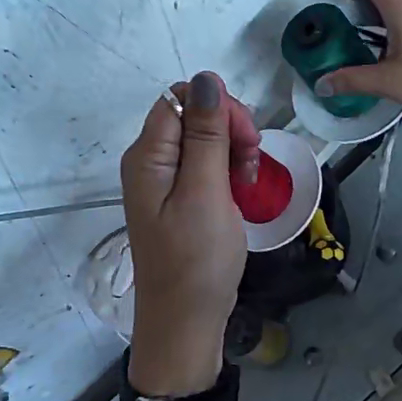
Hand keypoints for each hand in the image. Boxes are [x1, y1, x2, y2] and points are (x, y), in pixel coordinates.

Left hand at [120, 71, 260, 395]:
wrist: (187, 322)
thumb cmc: (197, 260)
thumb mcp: (206, 193)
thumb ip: (207, 135)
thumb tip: (206, 78)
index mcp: (149, 156)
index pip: (181, 98)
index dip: (218, 109)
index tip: (246, 139)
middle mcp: (152, 162)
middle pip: (193, 116)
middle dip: (230, 129)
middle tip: (253, 163)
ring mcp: (166, 183)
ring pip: (205, 141)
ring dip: (234, 150)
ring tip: (250, 180)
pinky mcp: (182, 200)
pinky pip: (206, 167)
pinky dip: (229, 171)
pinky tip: (243, 188)